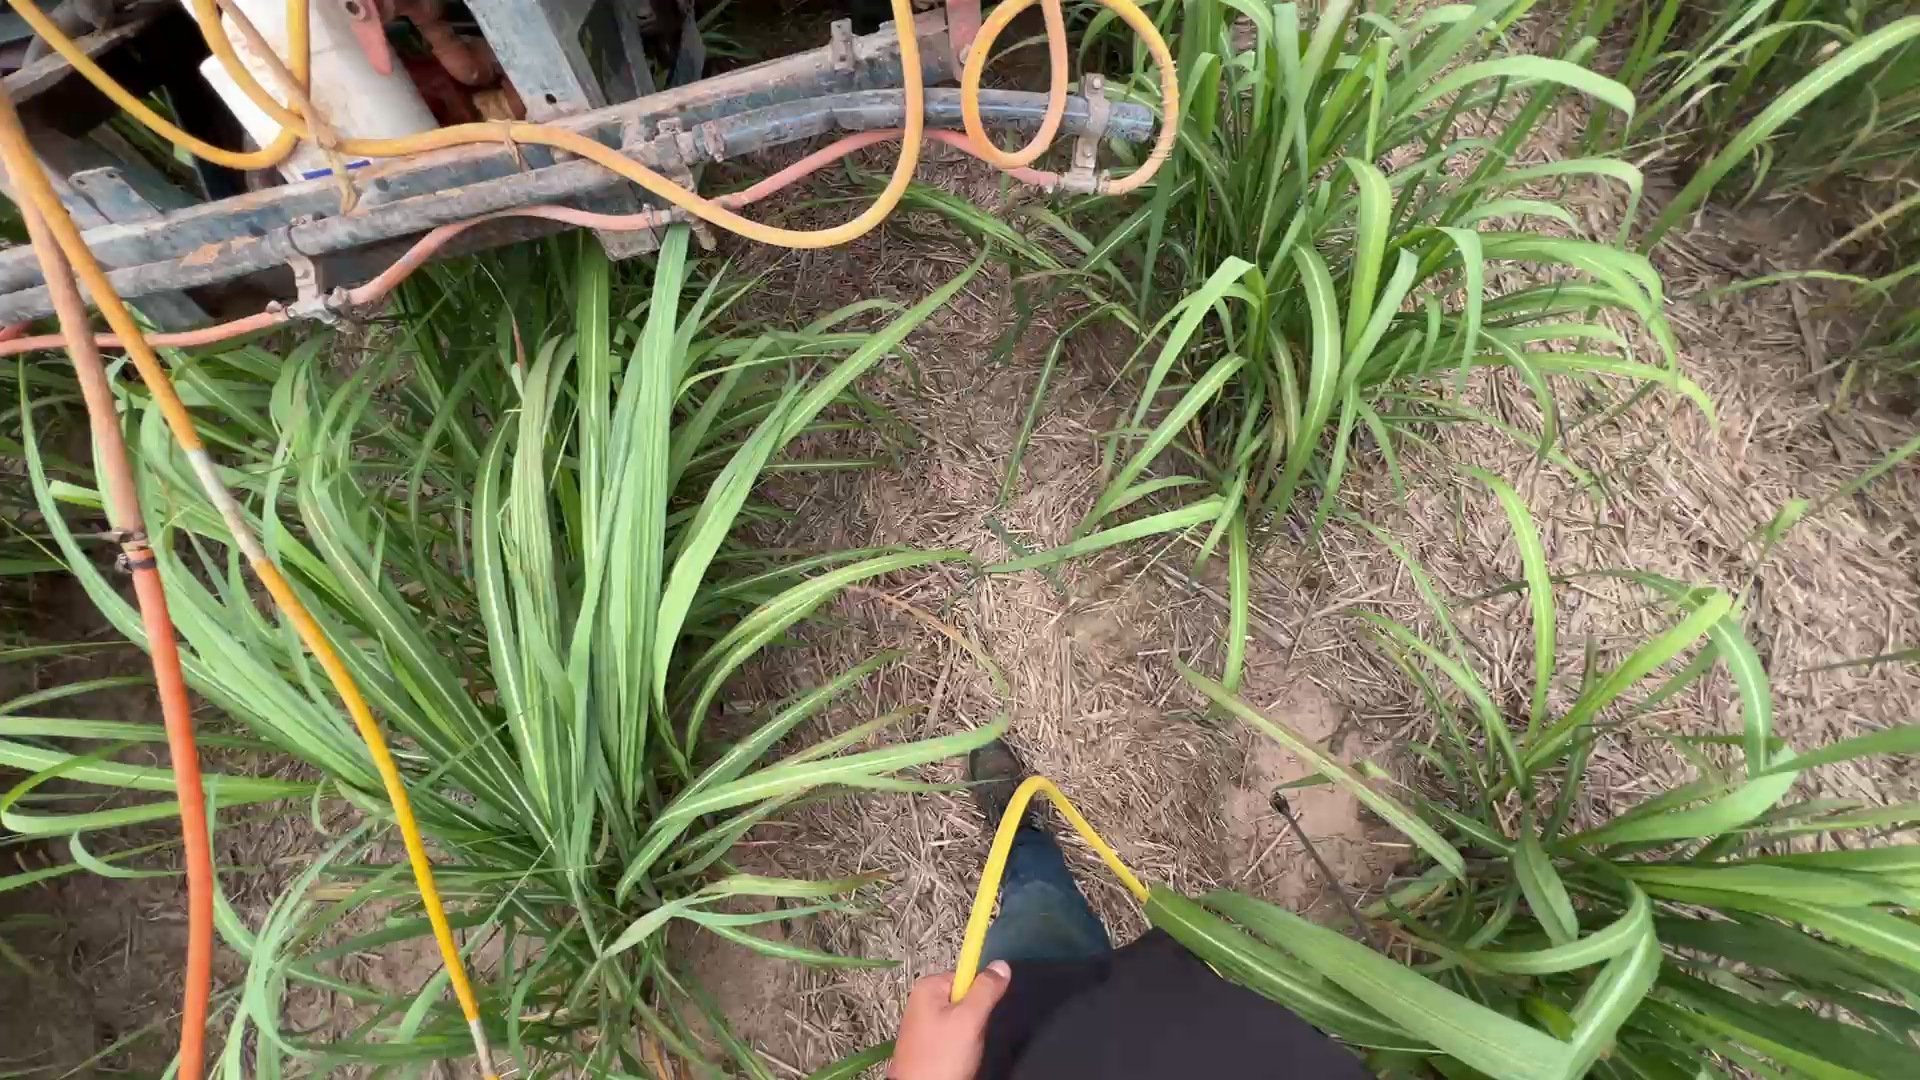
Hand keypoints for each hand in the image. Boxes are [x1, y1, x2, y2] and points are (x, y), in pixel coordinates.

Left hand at [886, 960, 1011, 1079]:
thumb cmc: (942, 1057)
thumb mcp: (969, 1020)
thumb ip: (986, 990)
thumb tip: (1001, 964)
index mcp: (928, 986)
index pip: (965, 977)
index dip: (978, 996)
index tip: (979, 1017)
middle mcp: (922, 1000)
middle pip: (963, 999)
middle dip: (973, 1020)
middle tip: (970, 1039)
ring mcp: (922, 1024)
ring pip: (960, 1022)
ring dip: (968, 1037)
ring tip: (963, 1054)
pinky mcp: (924, 1045)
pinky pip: (951, 1038)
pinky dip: (958, 1049)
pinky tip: (955, 1062)